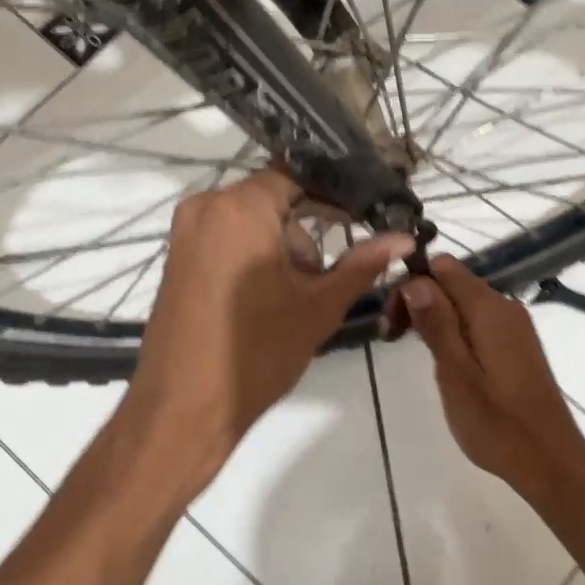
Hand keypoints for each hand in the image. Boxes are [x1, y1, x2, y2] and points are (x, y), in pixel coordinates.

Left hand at [117, 171, 412, 494]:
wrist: (184, 408)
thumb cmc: (257, 351)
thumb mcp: (319, 306)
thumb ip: (363, 263)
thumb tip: (405, 237)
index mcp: (239, 207)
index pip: (298, 176)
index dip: (336, 195)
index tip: (366, 219)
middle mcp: (206, 207)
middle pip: (275, 200)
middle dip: (309, 231)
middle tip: (331, 275)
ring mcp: (186, 234)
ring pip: (252, 223)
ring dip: (284, 249)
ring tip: (301, 298)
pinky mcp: (179, 260)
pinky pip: (228, 241)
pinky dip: (256, 259)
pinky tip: (272, 300)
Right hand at [396, 256, 580, 484]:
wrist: (549, 461)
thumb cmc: (497, 423)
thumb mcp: (456, 375)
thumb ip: (437, 324)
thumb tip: (414, 280)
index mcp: (489, 309)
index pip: (442, 267)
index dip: (410, 284)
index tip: (390, 320)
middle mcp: (505, 307)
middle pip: (452, 282)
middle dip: (418, 300)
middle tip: (392, 338)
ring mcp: (514, 327)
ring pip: (464, 302)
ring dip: (434, 317)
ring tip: (413, 351)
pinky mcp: (516, 346)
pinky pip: (478, 321)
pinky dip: (454, 331)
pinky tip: (443, 360)